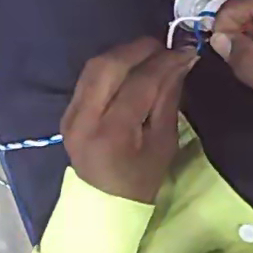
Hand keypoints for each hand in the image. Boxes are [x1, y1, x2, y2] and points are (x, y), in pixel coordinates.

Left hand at [62, 37, 197, 202]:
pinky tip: (130, 66)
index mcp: (112, 133)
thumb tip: (180, 60)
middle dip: (140, 49)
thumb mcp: (164, 143)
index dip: (165, 62)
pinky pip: (88, 77)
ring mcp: (70, 114)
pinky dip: (111, 65)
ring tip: (150, 54)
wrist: (104, 204)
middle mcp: (84, 118)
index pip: (139, 83)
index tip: (186, 51)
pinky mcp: (66, 111)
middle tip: (165, 48)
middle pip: (109, 65)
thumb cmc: (141, 180)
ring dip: (124, 53)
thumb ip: (168, 98)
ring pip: (94, 66)